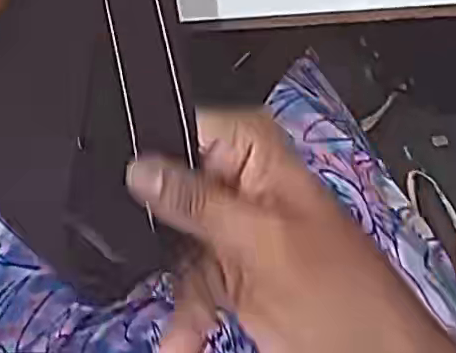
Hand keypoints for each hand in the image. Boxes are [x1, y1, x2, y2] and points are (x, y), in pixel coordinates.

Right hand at [128, 110, 455, 352]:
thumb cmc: (337, 291)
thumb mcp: (259, 240)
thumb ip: (195, 201)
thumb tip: (139, 167)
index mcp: (251, 148)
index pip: (187, 124)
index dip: (151, 147)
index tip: (118, 178)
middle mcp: (237, 178)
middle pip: (173, 181)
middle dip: (154, 222)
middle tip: (130, 247)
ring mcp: (233, 225)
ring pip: (175, 236)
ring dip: (170, 280)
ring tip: (174, 320)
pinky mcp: (231, 267)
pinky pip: (190, 279)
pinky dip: (185, 312)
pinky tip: (180, 340)